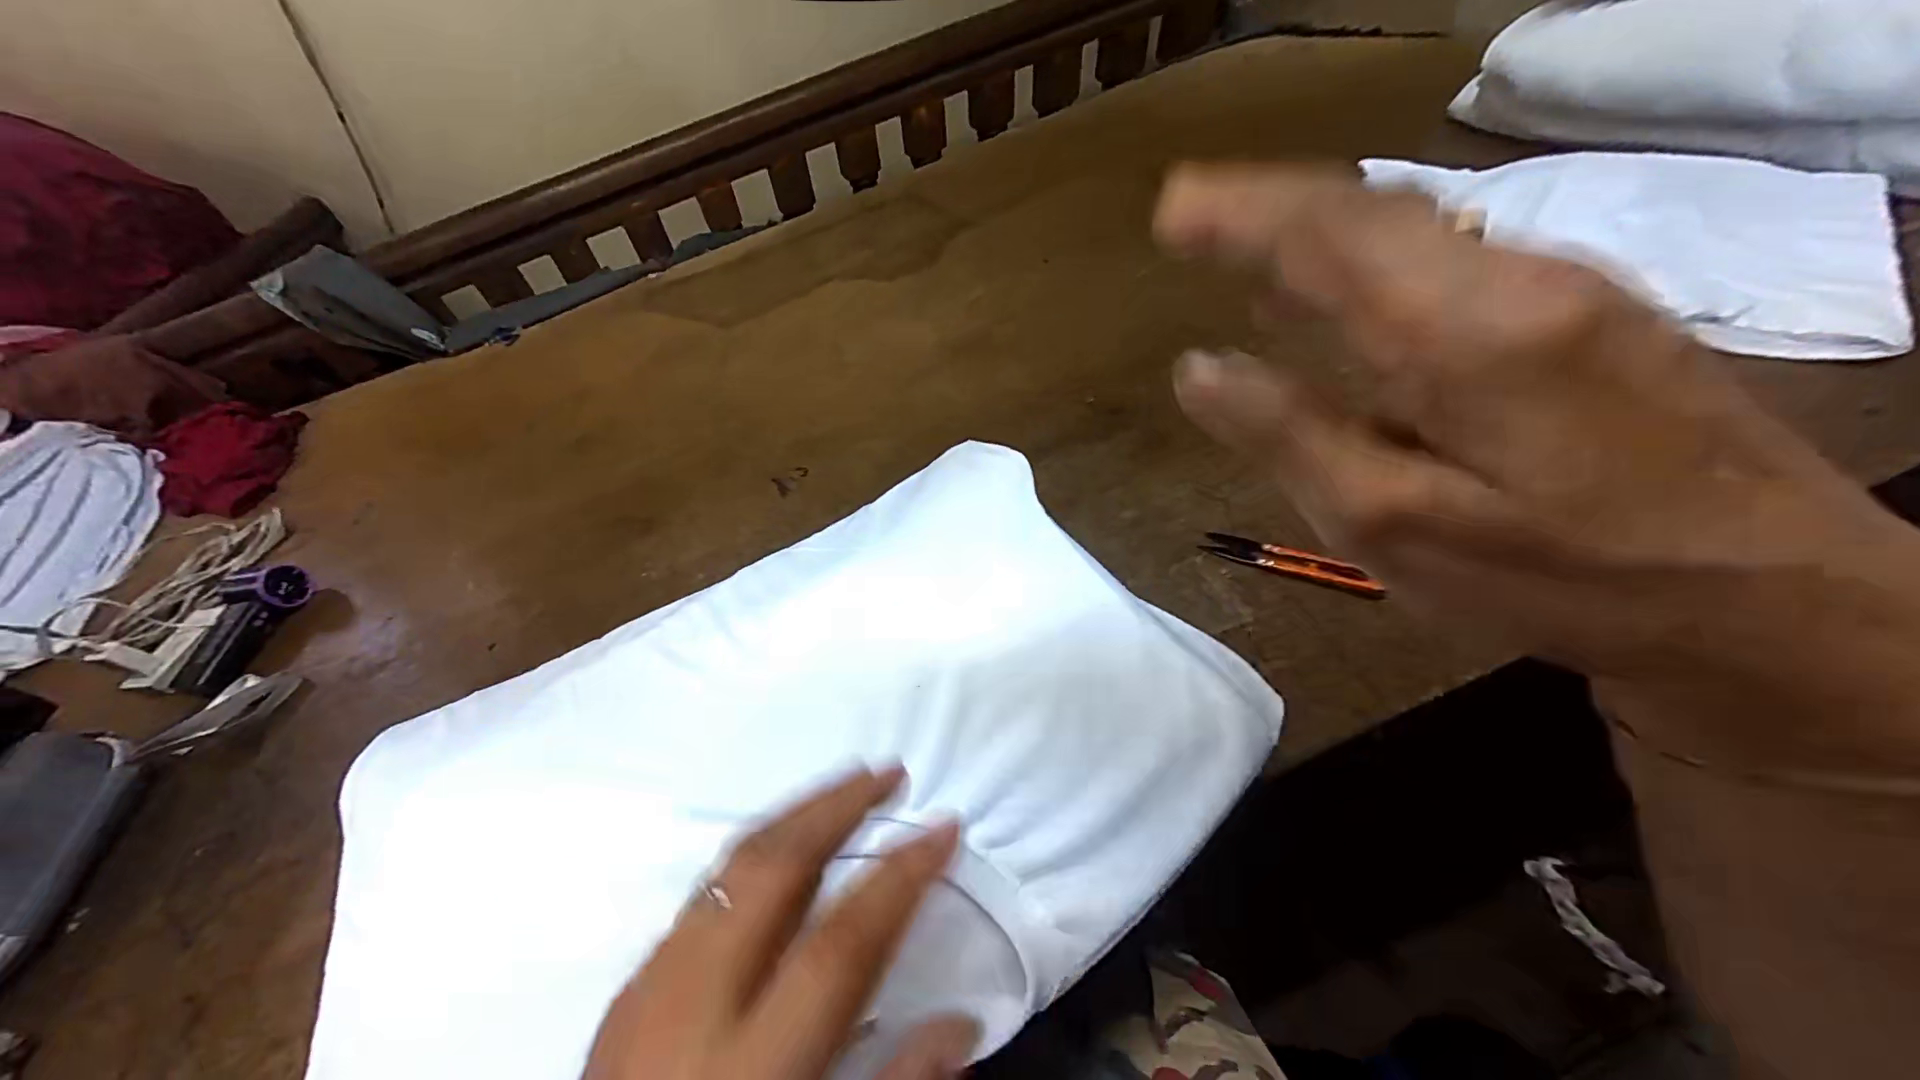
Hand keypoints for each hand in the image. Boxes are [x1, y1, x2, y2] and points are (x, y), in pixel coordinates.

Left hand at [584, 766, 973, 1079]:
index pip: (840, 944)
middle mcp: (693, 1006)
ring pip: (730, 865)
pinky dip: (756, 850)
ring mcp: (650, 987)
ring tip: (847, 786)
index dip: (899, 877)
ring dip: (797, 813)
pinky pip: (704, 891)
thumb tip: (962, 1023)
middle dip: (839, 808)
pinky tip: (785, 845)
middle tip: (891, 773)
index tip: (944, 827)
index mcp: (753, 1062)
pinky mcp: (627, 989)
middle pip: (773, 870)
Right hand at [1154, 164, 1919, 772]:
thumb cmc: (1561, 578)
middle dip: (1267, 203)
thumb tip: (1198, 370)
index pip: (1328, 238)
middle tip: (1186, 210)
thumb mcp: (1395, 526)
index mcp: (1465, 333)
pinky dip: (1364, 260)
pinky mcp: (1579, 318)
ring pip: (1408, 231)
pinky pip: (1443, 262)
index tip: (1169, 209)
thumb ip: (1290, 437)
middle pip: (1369, 213)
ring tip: (1237, 236)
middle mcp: (1517, 279)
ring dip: (1312, 225)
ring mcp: (1561, 289)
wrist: (1773, 601)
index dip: (1239, 217)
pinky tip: (1327, 291)